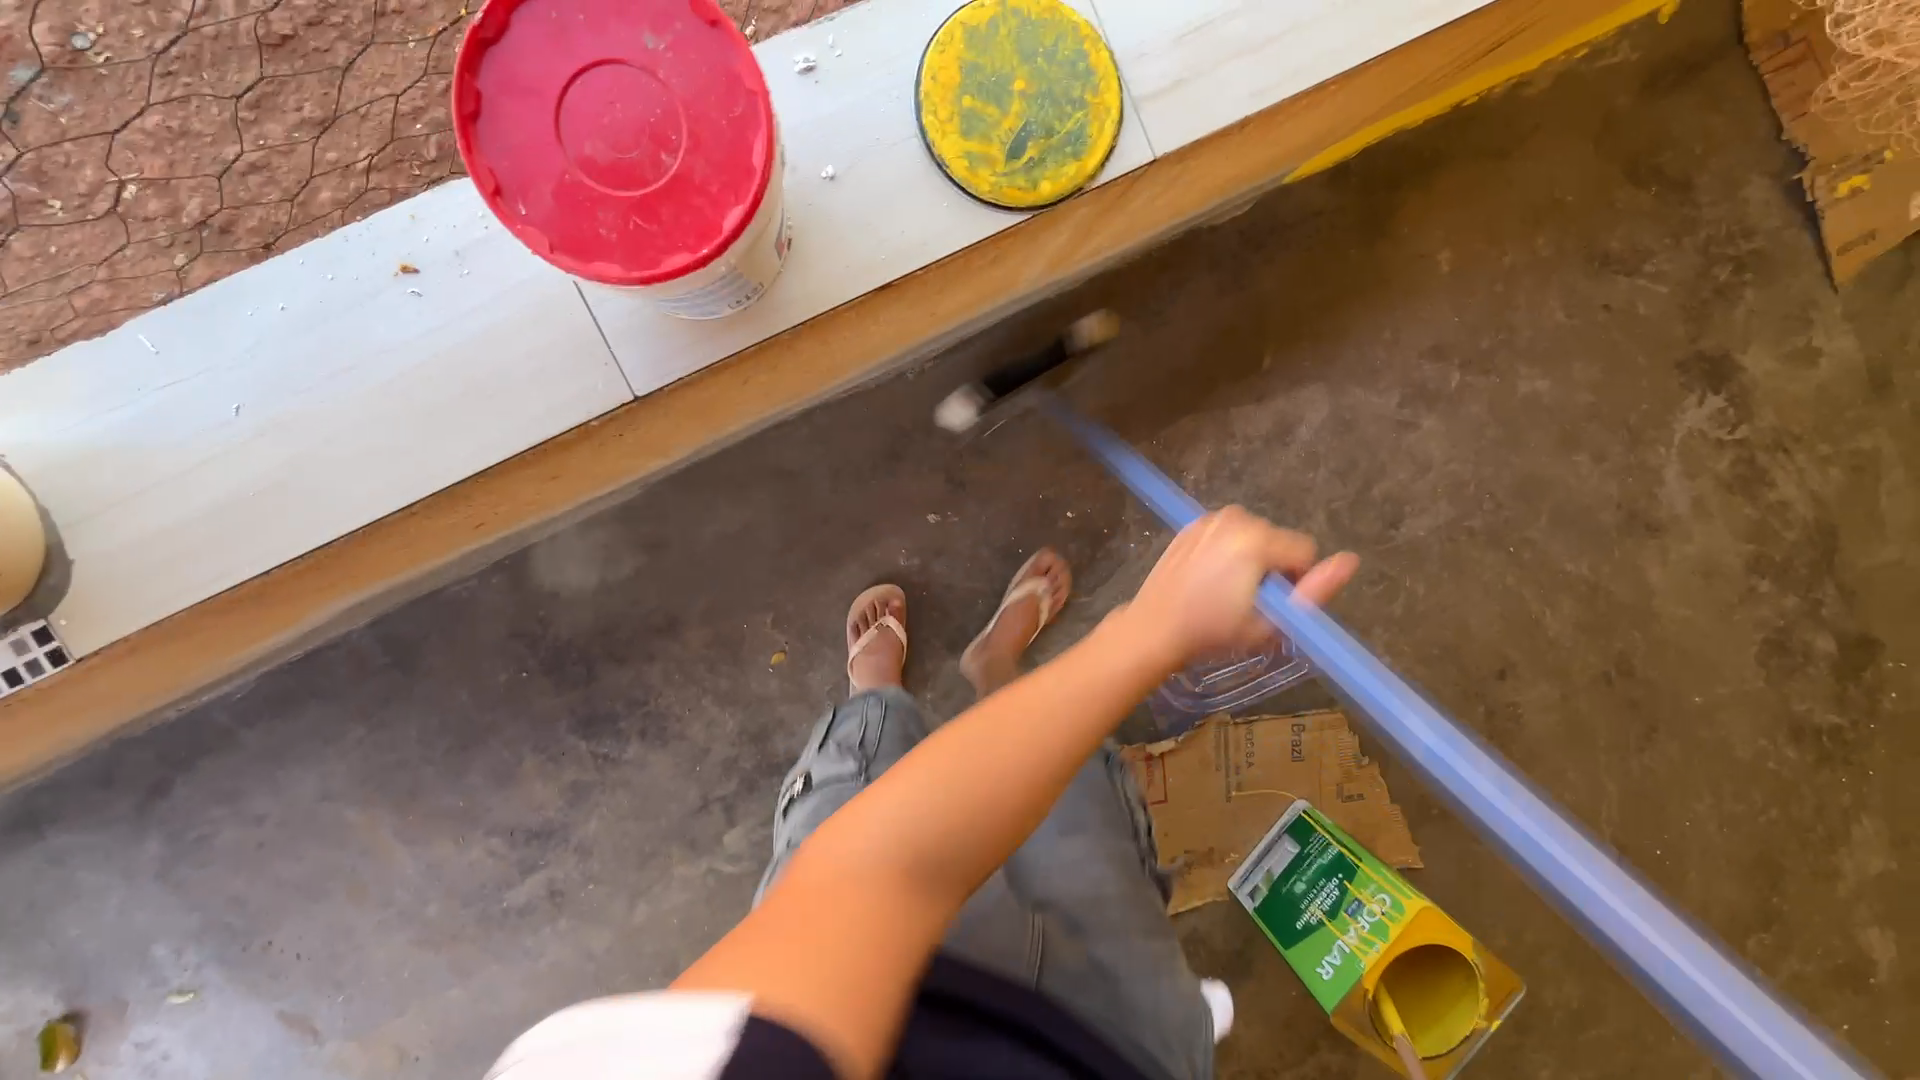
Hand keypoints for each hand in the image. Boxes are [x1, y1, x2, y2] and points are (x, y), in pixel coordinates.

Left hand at [1124, 506, 1358, 667]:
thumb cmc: (1214, 632)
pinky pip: (1227, 534)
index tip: (1271, 604)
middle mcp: (1235, 518)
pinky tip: (1209, 578)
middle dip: (1272, 567)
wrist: (1154, 628)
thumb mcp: (1272, 622)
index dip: (1295, 582)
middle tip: (1246, 600)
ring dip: (1250, 558)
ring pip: (1254, 535)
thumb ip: (1315, 592)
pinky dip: (1226, 551)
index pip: (1305, 552)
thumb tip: (1351, 560)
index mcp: (1257, 539)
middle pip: (1278, 541)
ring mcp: (1209, 519)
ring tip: (1226, 590)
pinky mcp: (1190, 526)